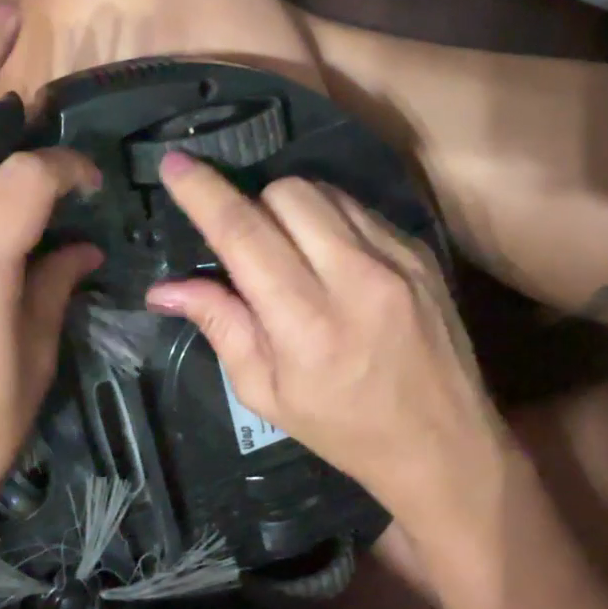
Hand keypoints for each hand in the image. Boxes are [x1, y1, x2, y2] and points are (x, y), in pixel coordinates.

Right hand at [145, 153, 503, 502]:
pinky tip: (331, 259)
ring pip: (324, 191)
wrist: (444, 444)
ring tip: (289, 250)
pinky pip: (359, 208)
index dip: (203, 193)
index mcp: (306, 323)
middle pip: (286, 193)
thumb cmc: (342, 428)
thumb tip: (163, 289)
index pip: (244, 234)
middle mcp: (354, 278)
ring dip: (291, 208)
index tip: (175, 164)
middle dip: (253, 204)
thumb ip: (220, 325)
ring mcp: (396, 259)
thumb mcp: (264, 392)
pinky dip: (330, 220)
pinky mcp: (421, 253)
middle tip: (248, 246)